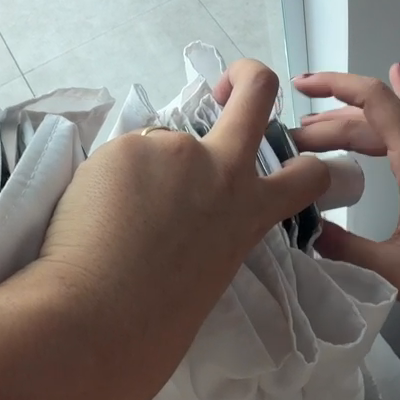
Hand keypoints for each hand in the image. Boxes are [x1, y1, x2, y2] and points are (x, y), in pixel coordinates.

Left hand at [35, 61, 328, 396]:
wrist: (96, 322)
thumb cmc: (154, 320)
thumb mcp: (212, 267)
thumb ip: (213, 225)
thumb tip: (185, 206)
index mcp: (250, 211)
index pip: (308, 173)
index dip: (305, 160)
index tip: (282, 151)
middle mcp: (223, 169)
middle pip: (255, 90)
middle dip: (244, 76)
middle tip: (224, 85)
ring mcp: (176, 150)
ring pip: (159, 143)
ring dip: (143, 169)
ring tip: (114, 220)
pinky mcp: (128, 145)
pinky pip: (119, 157)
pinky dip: (107, 182)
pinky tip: (92, 218)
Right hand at [287, 64, 399, 363]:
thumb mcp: (392, 268)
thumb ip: (342, 245)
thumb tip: (301, 227)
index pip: (372, 101)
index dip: (334, 85)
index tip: (300, 85)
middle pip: (375, 116)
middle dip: (331, 123)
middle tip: (291, 142)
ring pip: (393, 123)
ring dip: (354, 123)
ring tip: (313, 131)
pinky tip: (399, 75)